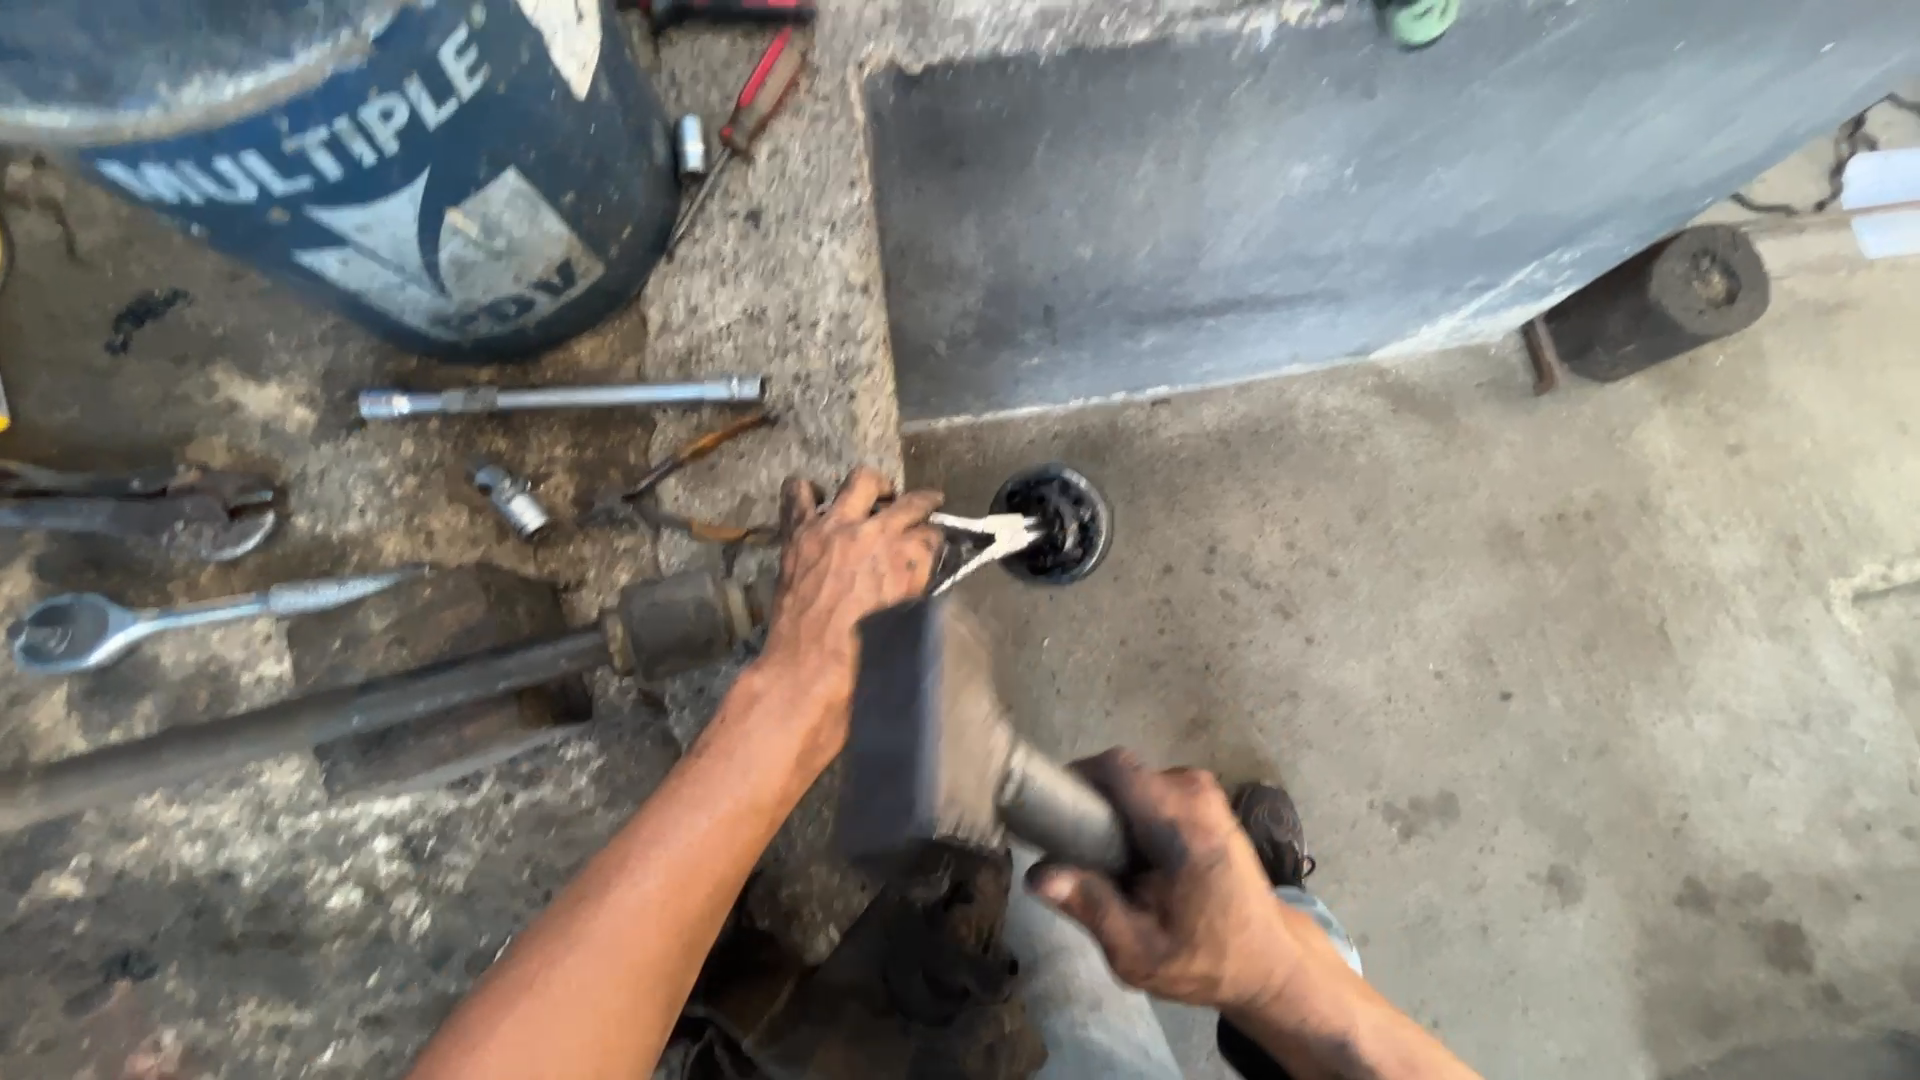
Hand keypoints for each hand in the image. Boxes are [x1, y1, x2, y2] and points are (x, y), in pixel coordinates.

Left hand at [754, 466, 943, 725]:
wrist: (808, 669)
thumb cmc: (864, 660)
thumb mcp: (907, 622)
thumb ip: (916, 587)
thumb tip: (918, 573)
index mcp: (908, 560)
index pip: (934, 535)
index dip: (937, 539)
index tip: (935, 544)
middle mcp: (875, 534)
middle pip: (910, 502)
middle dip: (924, 502)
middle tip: (926, 504)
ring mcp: (834, 528)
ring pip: (861, 480)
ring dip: (875, 486)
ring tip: (876, 494)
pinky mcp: (800, 533)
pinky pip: (798, 493)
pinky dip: (807, 492)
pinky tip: (816, 500)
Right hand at [1026, 750, 1307, 1012]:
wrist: (1272, 959)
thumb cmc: (1208, 958)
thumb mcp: (1141, 953)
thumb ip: (1092, 908)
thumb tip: (1038, 875)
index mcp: (1182, 826)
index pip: (1117, 767)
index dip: (1078, 777)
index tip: (1055, 811)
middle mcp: (1196, 794)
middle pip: (1122, 774)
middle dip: (1095, 804)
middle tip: (1083, 852)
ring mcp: (1207, 790)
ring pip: (1136, 779)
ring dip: (1116, 810)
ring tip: (1111, 858)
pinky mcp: (1209, 796)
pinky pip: (1153, 786)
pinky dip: (1137, 810)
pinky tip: (1139, 853)